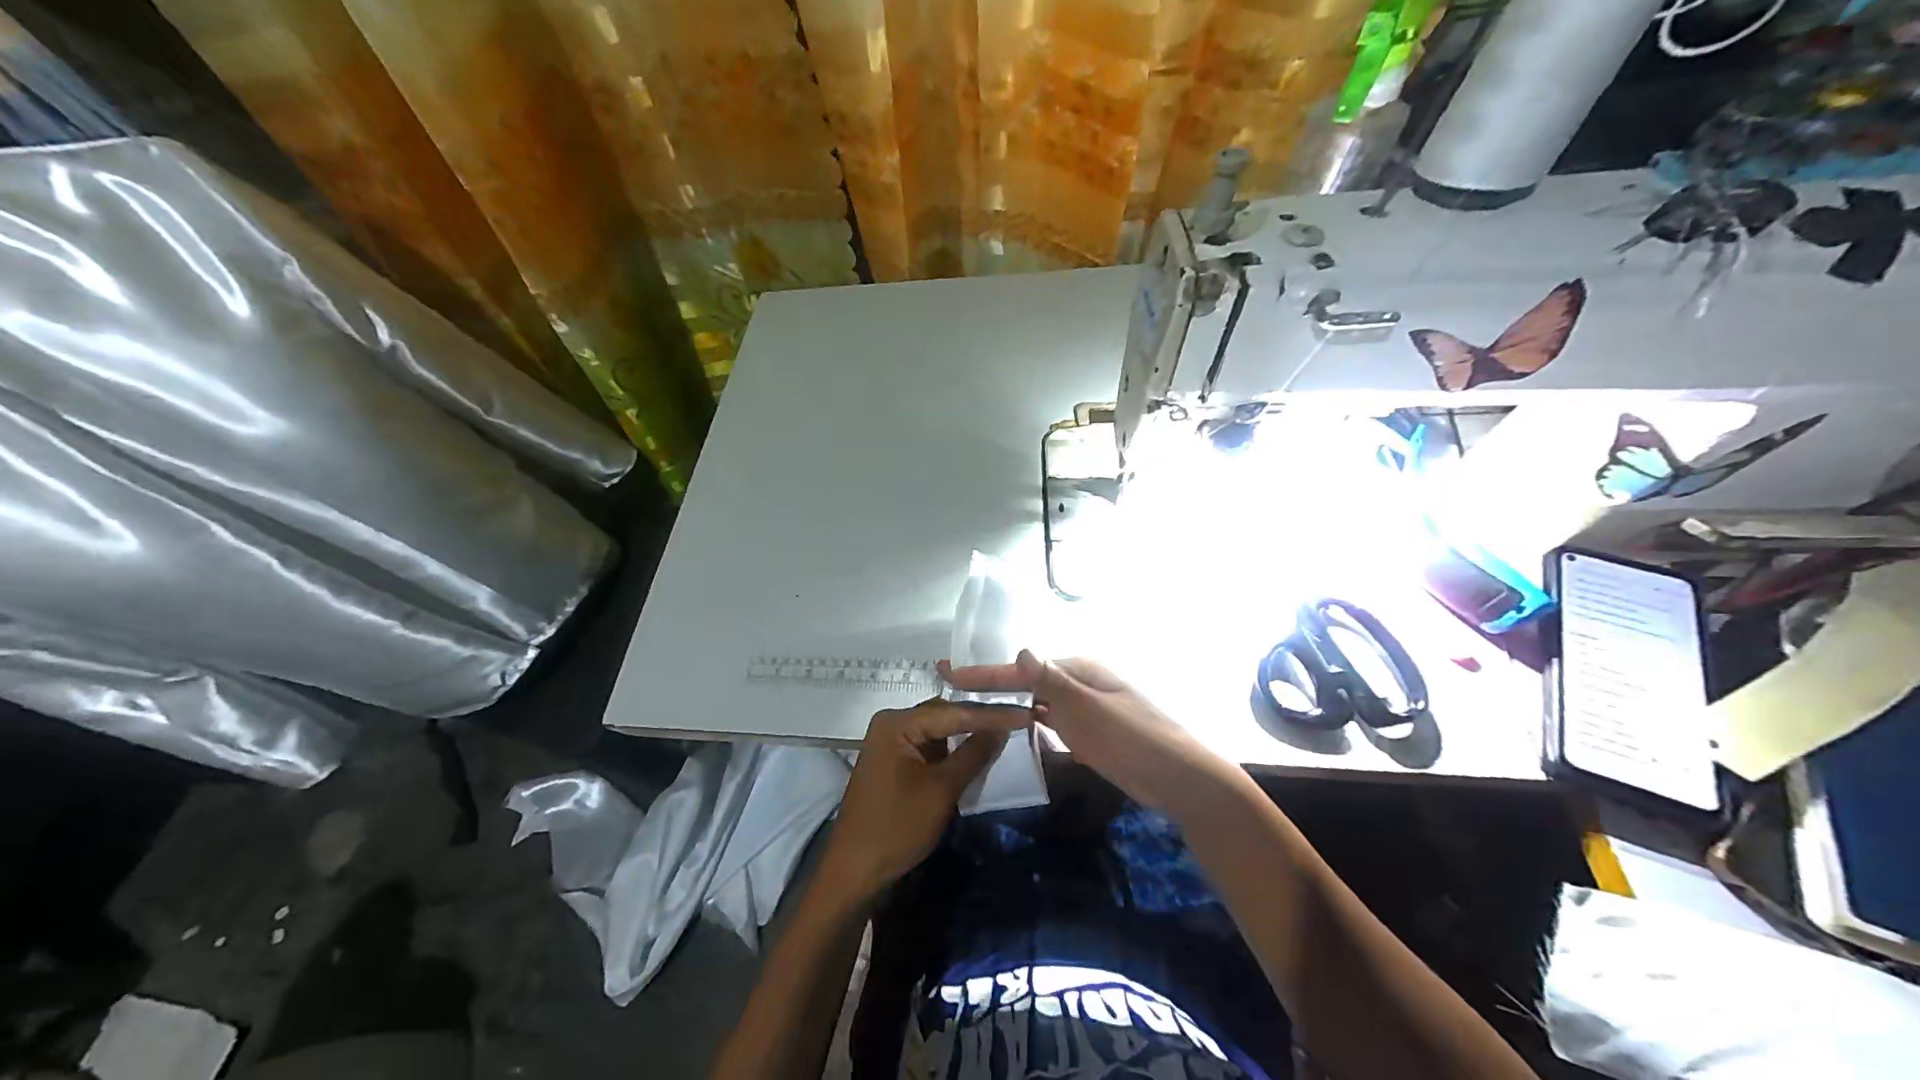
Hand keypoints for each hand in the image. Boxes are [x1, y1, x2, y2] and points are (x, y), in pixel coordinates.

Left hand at [819, 700, 1028, 901]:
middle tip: (1019, 719)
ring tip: (1004, 732)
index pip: (955, 711)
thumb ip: (974, 754)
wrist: (854, 870)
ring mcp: (889, 743)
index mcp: (897, 723)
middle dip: (980, 719)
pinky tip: (976, 753)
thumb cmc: (897, 827)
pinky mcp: (893, 762)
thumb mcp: (942, 790)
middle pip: (944, 714)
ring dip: (966, 734)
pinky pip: (929, 746)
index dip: (993, 714)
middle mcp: (891, 724)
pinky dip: (951, 750)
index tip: (1027, 713)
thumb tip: (1002, 729)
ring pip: (938, 730)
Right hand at [941, 651, 1238, 812]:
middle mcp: (1079, 685)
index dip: (984, 672)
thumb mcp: (1086, 707)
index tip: (948, 671)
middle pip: (1027, 683)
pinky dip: (1030, 723)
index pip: (1022, 668)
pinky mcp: (1089, 735)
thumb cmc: (1130, 736)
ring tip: (973, 706)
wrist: (1176, 777)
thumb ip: (1051, 681)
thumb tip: (1020, 650)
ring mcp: (1084, 710)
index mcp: (1078, 671)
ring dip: (1009, 704)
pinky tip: (1014, 730)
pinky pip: (1051, 723)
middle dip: (992, 685)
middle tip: (953, 688)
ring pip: (1038, 703)